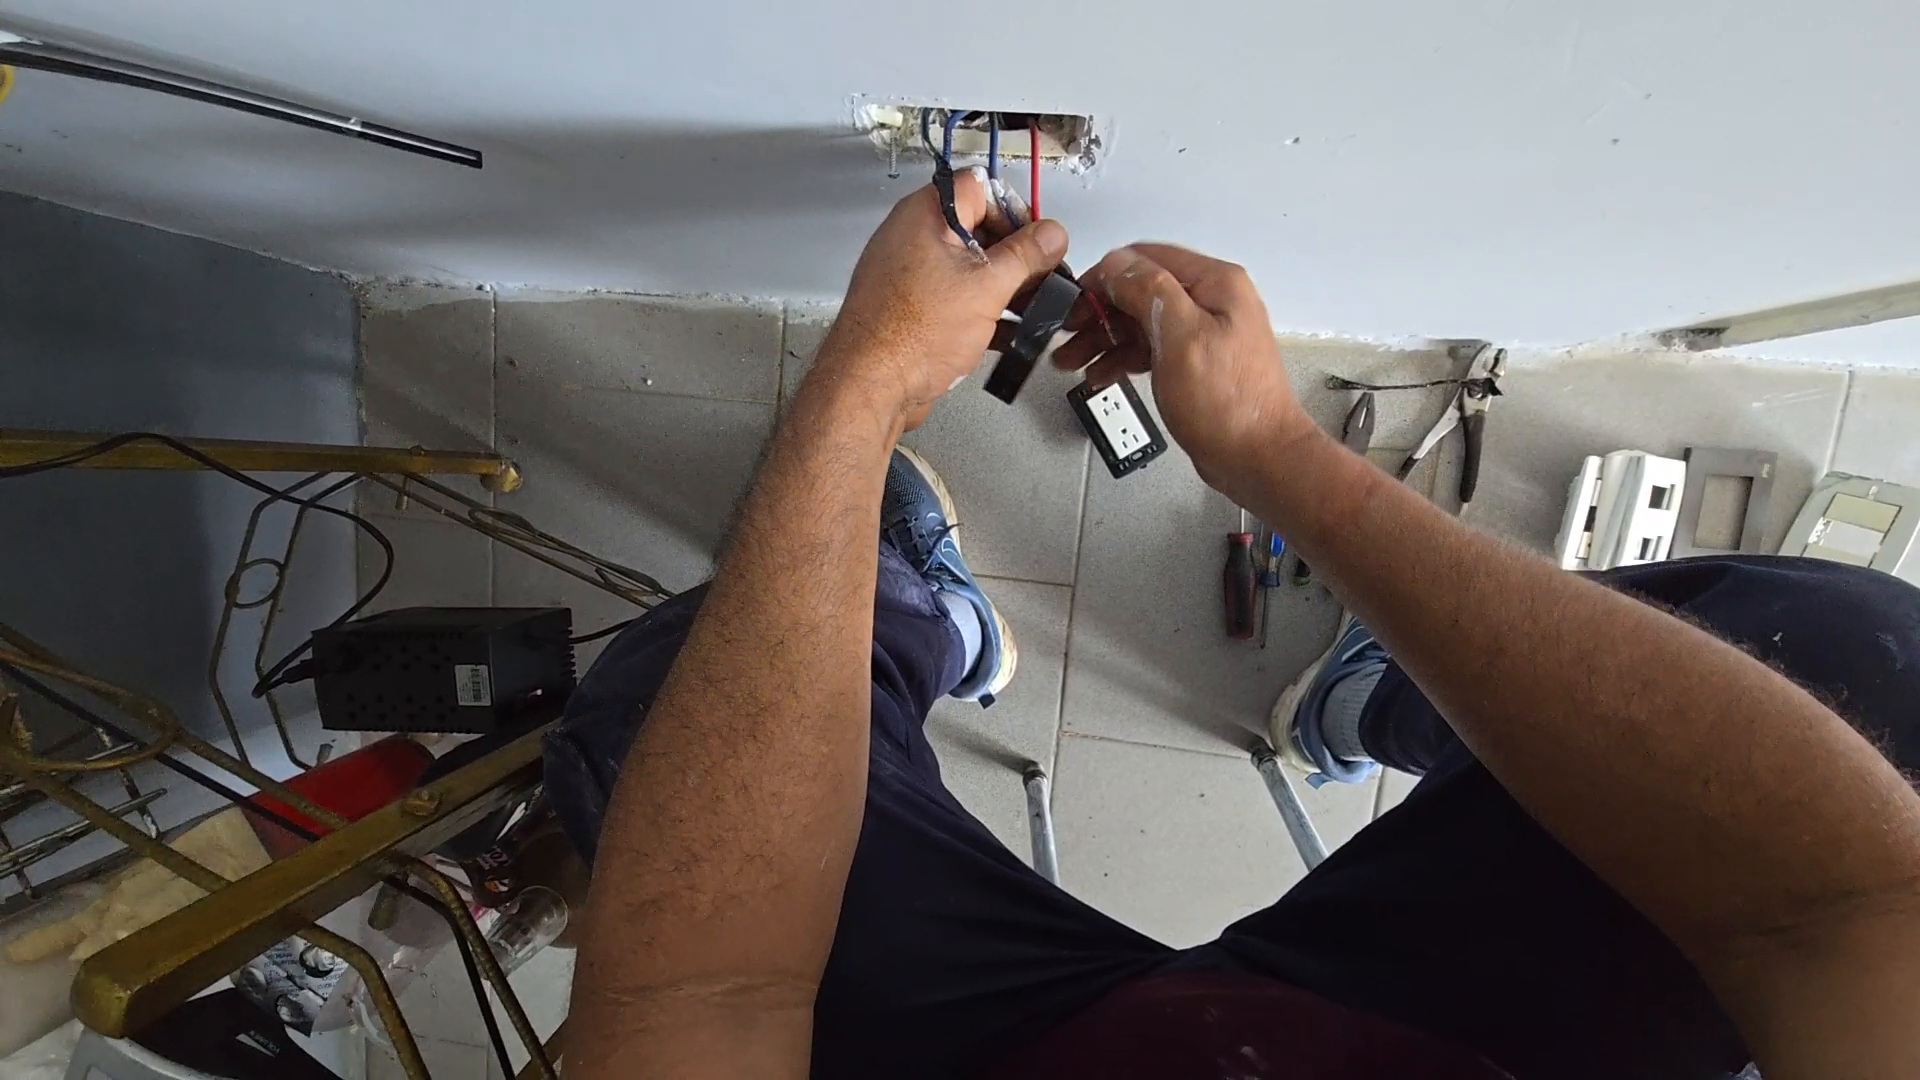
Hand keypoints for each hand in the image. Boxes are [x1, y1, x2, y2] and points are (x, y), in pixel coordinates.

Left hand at [817, 169, 1067, 428]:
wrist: (873, 387)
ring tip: (1035, 312)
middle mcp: (914, 239)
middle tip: (1042, 280)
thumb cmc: (915, 333)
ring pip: (969, 271)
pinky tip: (1011, 336)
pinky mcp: (913, 313)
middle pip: (977, 231)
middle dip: (1015, 257)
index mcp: (926, 215)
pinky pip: (955, 302)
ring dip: (1004, 290)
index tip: (1038, 243)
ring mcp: (911, 278)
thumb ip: (1025, 256)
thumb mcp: (987, 287)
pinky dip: (983, 314)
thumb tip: (1052, 234)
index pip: (979, 187)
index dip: (1014, 211)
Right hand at [1053, 244, 1319, 488]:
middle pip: (1139, 293)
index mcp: (1213, 283)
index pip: (1145, 260)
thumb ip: (1148, 291)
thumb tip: (1116, 263)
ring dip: (1103, 339)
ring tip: (1069, 361)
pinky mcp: (1193, 365)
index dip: (1103, 279)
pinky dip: (1121, 359)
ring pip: (1140, 324)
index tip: (1071, 303)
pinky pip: (1149, 350)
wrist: (1256, 457)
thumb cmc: (1224, 402)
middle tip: (1064, 336)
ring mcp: (1201, 334)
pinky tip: (1099, 375)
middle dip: (1098, 313)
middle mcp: (1209, 302)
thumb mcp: (1181, 338)